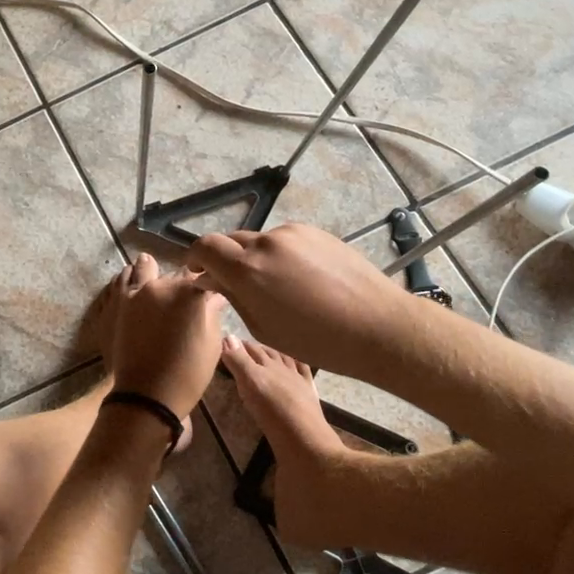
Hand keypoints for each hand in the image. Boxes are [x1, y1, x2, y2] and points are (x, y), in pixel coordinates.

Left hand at [105, 253, 226, 419]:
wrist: (146, 395)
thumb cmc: (188, 373)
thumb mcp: (211, 344)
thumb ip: (212, 312)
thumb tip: (214, 296)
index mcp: (188, 292)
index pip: (200, 277)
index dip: (204, 284)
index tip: (206, 294)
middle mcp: (160, 285)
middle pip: (172, 276)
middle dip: (178, 284)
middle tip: (180, 301)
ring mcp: (134, 292)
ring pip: (143, 269)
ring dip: (150, 274)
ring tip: (153, 283)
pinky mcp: (115, 303)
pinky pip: (122, 280)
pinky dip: (130, 280)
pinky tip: (135, 288)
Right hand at [184, 224, 413, 375]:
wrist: (379, 326)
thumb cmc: (317, 340)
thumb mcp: (264, 326)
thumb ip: (233, 297)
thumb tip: (212, 280)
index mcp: (247, 269)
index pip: (204, 246)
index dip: (194, 258)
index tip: (197, 273)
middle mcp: (266, 242)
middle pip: (229, 241)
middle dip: (224, 260)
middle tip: (232, 285)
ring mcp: (293, 233)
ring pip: (259, 242)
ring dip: (254, 259)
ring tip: (274, 288)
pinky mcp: (316, 233)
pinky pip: (285, 241)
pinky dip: (280, 256)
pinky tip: (300, 281)